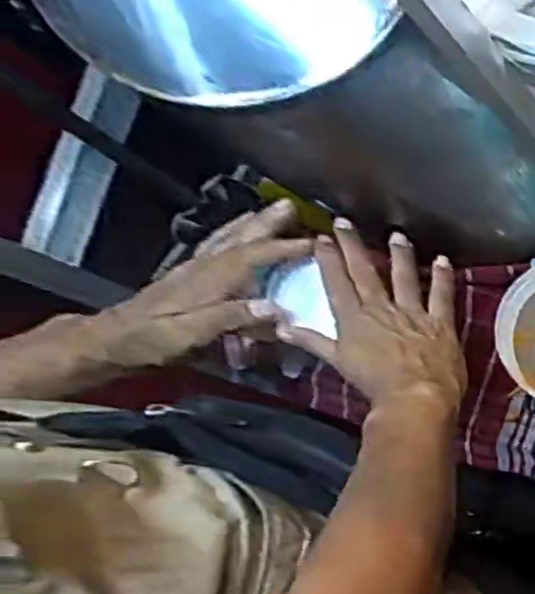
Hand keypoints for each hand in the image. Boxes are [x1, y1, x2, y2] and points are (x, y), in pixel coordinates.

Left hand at [91, 200, 310, 367]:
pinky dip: (233, 236)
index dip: (283, 248)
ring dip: (249, 224)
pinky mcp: (191, 277)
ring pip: (225, 239)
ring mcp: (194, 271)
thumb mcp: (190, 334)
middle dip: (264, 222)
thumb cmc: (154, 340)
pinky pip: (218, 249)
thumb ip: (229, 319)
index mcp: (208, 282)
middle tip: (290, 206)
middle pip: (237, 240)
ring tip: (269, 212)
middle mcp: (201, 269)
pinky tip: (240, 234)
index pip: (250, 257)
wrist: (112, 339)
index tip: (316, 242)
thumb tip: (274, 308)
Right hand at [283, 219, 463, 415]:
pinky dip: (443, 277)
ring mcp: (413, 315)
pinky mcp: (441, 324)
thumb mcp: (339, 362)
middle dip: (353, 245)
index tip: (321, 237)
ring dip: (400, 255)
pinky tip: (443, 261)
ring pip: (404, 278)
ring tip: (397, 236)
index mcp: (353, 318)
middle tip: (345, 222)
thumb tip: (282, 327)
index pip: (336, 281)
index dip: (328, 258)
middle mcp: (381, 310)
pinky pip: (443, 296)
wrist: (416, 396)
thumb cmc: (377, 383)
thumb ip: (313, 341)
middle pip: (365, 272)